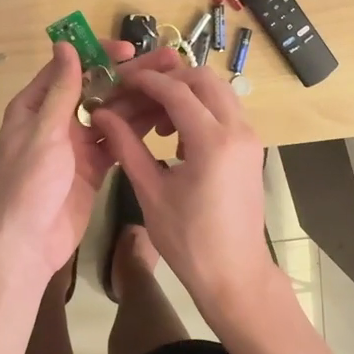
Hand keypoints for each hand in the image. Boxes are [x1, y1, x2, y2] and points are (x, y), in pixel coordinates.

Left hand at [0, 41, 182, 285]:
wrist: (25, 244)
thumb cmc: (27, 183)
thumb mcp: (43, 132)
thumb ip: (60, 90)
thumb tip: (64, 44)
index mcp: (36, 106)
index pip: (71, 69)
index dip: (99, 55)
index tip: (130, 50)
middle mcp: (57, 120)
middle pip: (97, 90)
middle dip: (129, 77)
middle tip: (167, 64)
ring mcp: (77, 145)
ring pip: (112, 115)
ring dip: (139, 101)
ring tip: (174, 87)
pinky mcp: (93, 168)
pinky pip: (117, 142)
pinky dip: (137, 131)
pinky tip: (164, 118)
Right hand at [89, 64, 270, 312]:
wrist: (234, 274)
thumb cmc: (189, 241)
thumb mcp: (151, 192)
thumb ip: (128, 146)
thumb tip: (102, 115)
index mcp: (213, 142)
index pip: (176, 91)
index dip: (145, 82)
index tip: (119, 82)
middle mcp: (238, 131)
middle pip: (203, 79)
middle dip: (167, 79)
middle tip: (136, 94)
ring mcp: (250, 138)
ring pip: (218, 92)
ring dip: (185, 93)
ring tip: (153, 118)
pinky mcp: (251, 148)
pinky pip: (226, 111)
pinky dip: (200, 109)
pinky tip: (175, 137)